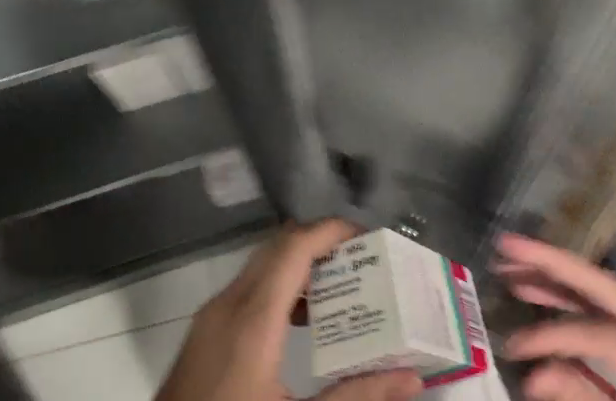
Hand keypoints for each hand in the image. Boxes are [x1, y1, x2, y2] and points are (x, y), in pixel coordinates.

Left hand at [156, 218, 423, 400]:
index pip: (293, 248)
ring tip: (343, 284)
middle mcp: (227, 305)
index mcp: (252, 320)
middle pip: (277, 249)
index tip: (368, 236)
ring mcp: (210, 316)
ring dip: (299, 265)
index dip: (330, 231)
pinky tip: (303, 318)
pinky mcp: (204, 332)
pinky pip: (246, 289)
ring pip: (260, 266)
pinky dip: (278, 286)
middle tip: (364, 259)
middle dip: (321, 244)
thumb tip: (411, 378)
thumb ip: (355, 397)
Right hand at [494, 234, 615, 400]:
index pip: (610, 338)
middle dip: (555, 264)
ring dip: (559, 277)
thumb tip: (532, 376)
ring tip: (512, 267)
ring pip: (608, 294)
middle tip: (506, 245)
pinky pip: (612, 311)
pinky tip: (542, 291)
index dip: (558, 337)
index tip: (514, 349)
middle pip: (610, 290)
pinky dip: (575, 297)